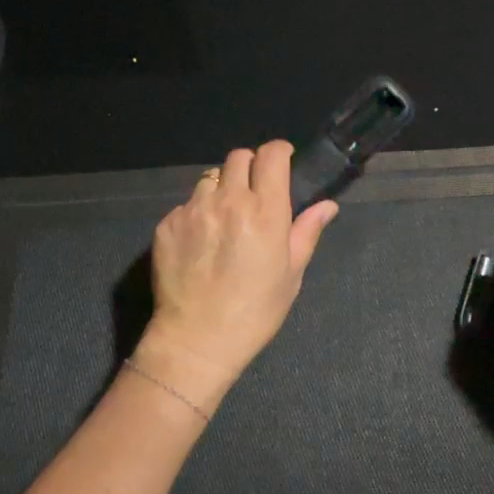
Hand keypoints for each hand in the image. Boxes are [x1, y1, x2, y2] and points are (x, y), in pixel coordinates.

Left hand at [133, 140, 337, 410]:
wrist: (196, 340)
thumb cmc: (254, 312)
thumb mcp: (291, 275)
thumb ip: (306, 232)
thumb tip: (327, 205)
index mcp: (265, 211)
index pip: (271, 155)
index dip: (279, 152)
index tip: (282, 162)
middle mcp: (228, 201)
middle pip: (238, 158)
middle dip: (250, 167)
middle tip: (255, 192)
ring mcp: (193, 210)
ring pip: (210, 178)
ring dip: (222, 188)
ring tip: (225, 217)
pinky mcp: (167, 224)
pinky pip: (186, 204)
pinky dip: (198, 213)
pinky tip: (202, 242)